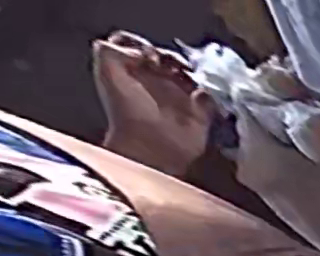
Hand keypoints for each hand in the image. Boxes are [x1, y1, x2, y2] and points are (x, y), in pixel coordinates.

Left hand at [92, 32, 214, 175]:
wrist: (155, 146)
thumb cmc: (128, 111)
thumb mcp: (107, 73)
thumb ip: (113, 51)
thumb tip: (147, 54)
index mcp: (130, 69)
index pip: (134, 45)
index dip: (142, 45)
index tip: (151, 56)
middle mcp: (154, 81)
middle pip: (165, 58)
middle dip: (172, 58)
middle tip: (176, 67)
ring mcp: (179, 98)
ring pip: (189, 76)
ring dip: (194, 74)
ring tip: (193, 79)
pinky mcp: (201, 115)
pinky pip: (211, 98)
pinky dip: (211, 94)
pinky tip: (205, 94)